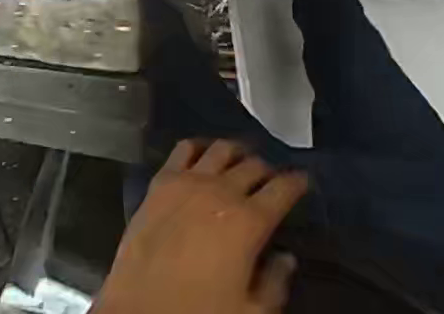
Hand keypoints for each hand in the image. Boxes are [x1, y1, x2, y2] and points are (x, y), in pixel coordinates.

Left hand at [95, 140, 308, 313]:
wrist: (140, 313)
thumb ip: (274, 284)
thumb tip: (286, 257)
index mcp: (248, 223)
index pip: (281, 191)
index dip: (296, 183)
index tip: (303, 180)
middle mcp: (220, 191)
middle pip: (252, 166)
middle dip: (267, 169)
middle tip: (272, 178)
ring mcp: (187, 181)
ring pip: (221, 149)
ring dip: (236, 152)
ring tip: (242, 160)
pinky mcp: (161, 181)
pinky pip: (184, 149)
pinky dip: (200, 147)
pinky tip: (204, 155)